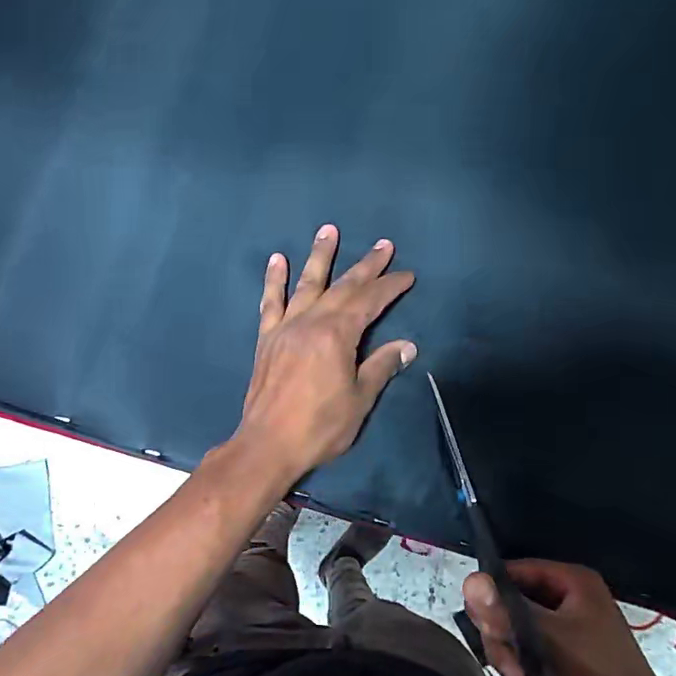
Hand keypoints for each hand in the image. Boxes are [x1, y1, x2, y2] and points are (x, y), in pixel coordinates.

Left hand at [232, 223, 416, 480]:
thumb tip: (406, 346)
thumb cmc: (321, 426)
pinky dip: (274, 280)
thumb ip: (381, 366)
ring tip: (328, 230)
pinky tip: (277, 260)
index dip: (390, 286)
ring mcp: (285, 328)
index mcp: (337, 335)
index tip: (407, 275)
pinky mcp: (267, 339)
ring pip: (306, 284)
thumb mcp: (360, 399)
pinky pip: (271, 302)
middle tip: (384, 245)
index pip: (370, 301)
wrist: (268, 445)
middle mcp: (311, 322)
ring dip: (320, 256)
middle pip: (343, 286)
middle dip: (366, 265)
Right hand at [463, 559, 675, 675]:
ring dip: (512, 658)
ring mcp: (558, 630)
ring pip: (509, 632)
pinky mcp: (553, 658)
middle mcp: (565, 600)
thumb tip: (469, 580)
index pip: (516, 570)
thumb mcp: (552, 642)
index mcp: (573, 582)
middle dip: (505, 635)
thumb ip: (508, 612)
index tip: (478, 619)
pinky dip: (521, 672)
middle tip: (514, 658)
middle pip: (508, 602)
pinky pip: (519, 654)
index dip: (494, 591)